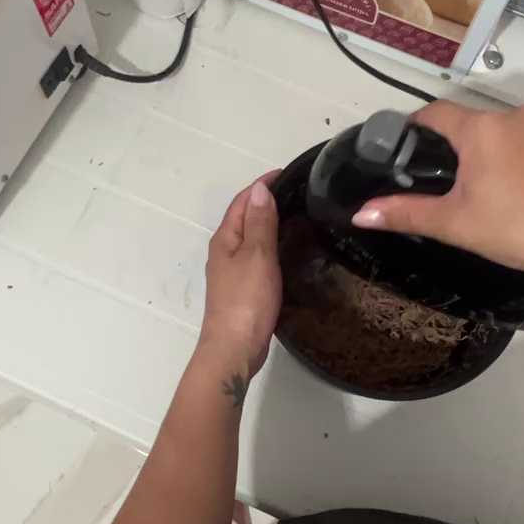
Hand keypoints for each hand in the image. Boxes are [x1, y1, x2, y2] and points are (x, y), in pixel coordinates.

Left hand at [199, 173, 281, 375]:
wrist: (234, 349)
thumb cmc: (246, 301)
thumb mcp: (257, 256)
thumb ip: (260, 224)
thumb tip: (260, 190)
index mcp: (226, 239)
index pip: (243, 201)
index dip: (262, 185)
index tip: (288, 174)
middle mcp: (224, 251)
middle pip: (245, 217)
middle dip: (266, 201)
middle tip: (299, 193)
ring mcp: (231, 271)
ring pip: (250, 237)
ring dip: (268, 223)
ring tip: (297, 216)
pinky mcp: (241, 289)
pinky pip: (255, 256)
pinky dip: (269, 245)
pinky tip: (285, 251)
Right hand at [351, 102, 523, 300]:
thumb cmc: (520, 229)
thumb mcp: (456, 225)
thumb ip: (405, 214)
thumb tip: (360, 214)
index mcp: (481, 130)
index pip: (435, 113)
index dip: (415, 127)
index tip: (405, 149)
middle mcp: (516, 116)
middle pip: (474, 126)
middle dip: (460, 151)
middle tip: (453, 189)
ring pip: (510, 136)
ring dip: (497, 156)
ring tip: (497, 196)